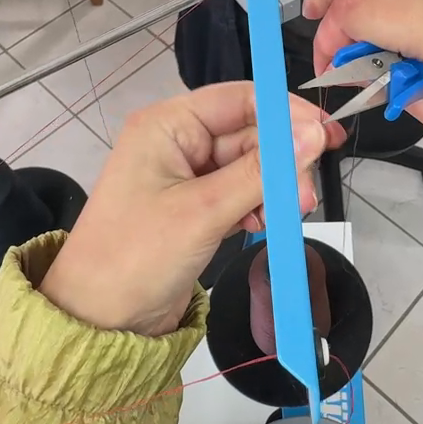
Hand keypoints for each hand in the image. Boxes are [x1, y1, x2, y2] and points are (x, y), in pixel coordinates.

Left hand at [38, 83, 345, 336]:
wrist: (97, 324)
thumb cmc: (137, 256)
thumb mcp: (204, 211)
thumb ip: (262, 172)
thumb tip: (315, 134)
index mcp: (168, 125)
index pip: (240, 99)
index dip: (285, 112)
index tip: (326, 134)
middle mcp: (178, 142)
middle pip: (249, 133)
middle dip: (282, 160)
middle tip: (306, 194)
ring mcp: (187, 176)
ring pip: (250, 165)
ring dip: (274, 186)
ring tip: (291, 213)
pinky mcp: (196, 207)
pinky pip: (241, 192)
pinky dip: (259, 205)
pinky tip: (265, 222)